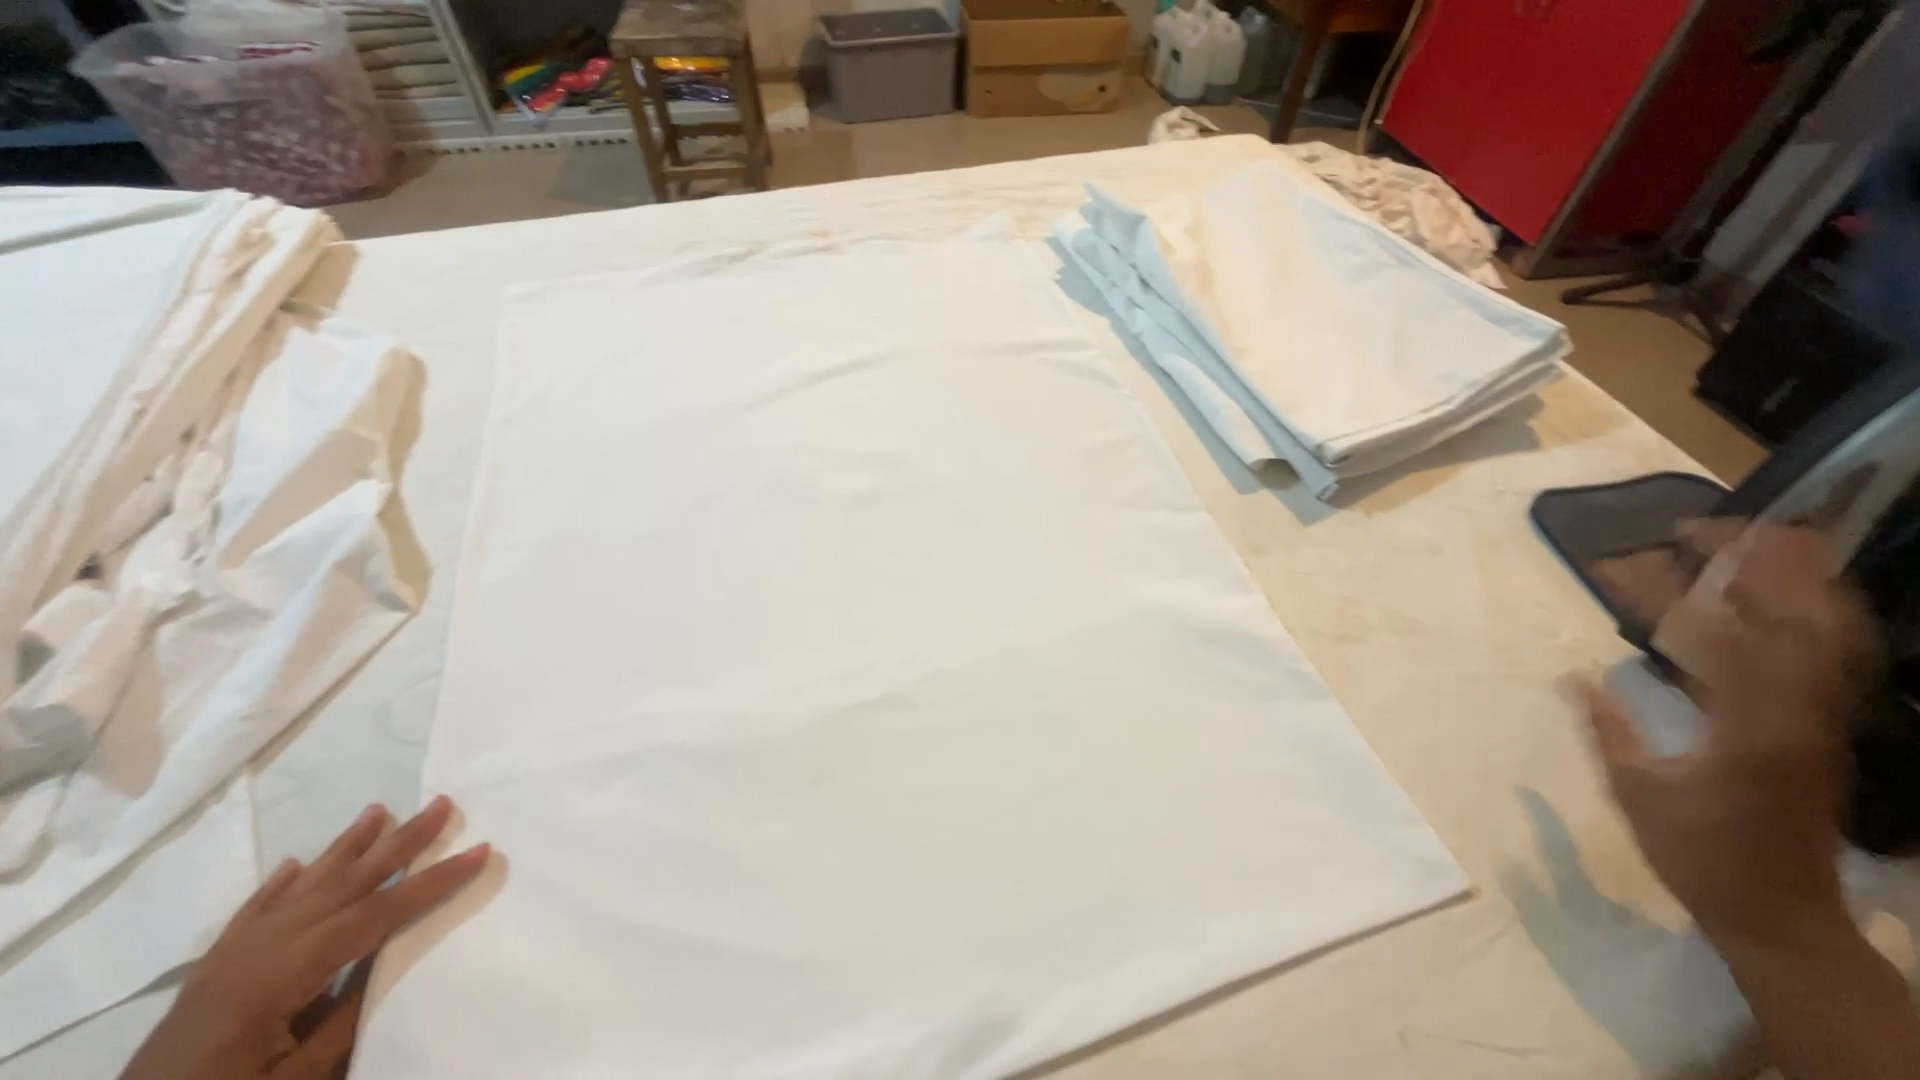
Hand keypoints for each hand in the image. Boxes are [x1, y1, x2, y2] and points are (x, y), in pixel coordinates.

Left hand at [121, 796, 489, 1079]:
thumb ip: (344, 1018)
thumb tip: (387, 956)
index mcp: (283, 977)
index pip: (374, 916)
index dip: (430, 883)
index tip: (479, 850)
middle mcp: (257, 953)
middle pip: (341, 886)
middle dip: (397, 843)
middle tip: (440, 804)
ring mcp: (227, 961)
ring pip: (298, 889)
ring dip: (343, 849)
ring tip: (377, 810)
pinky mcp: (208, 975)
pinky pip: (250, 914)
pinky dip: (277, 886)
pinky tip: (293, 865)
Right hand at [1578, 523, 1880, 948]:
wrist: (1782, 913)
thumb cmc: (1698, 855)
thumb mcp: (1637, 792)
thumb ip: (1608, 726)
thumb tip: (1573, 674)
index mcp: (1748, 726)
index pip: (1705, 634)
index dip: (1657, 591)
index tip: (1611, 563)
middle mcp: (1801, 710)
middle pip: (1795, 613)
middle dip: (1751, 559)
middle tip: (1694, 527)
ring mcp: (1826, 717)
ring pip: (1829, 626)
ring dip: (1793, 575)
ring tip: (1749, 537)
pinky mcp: (1830, 726)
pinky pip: (1833, 652)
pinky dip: (1812, 610)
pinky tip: (1780, 593)